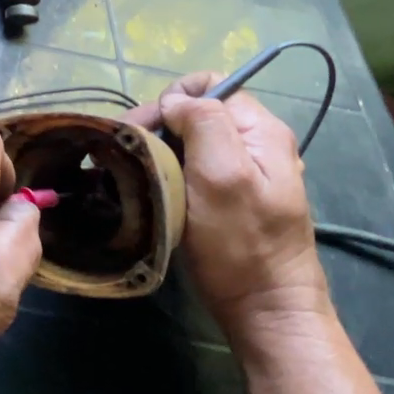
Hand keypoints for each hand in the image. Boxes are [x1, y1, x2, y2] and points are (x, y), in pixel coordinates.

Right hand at [122, 73, 328, 339]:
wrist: (264, 310)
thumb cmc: (241, 244)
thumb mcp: (223, 175)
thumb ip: (203, 123)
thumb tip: (175, 100)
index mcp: (261, 130)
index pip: (209, 84)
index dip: (173, 97)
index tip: (148, 128)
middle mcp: (256, 143)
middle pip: (196, 109)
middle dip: (159, 123)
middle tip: (129, 152)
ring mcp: (243, 170)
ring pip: (189, 136)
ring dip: (158, 146)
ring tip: (133, 169)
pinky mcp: (227, 194)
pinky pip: (191, 163)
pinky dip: (167, 166)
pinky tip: (151, 183)